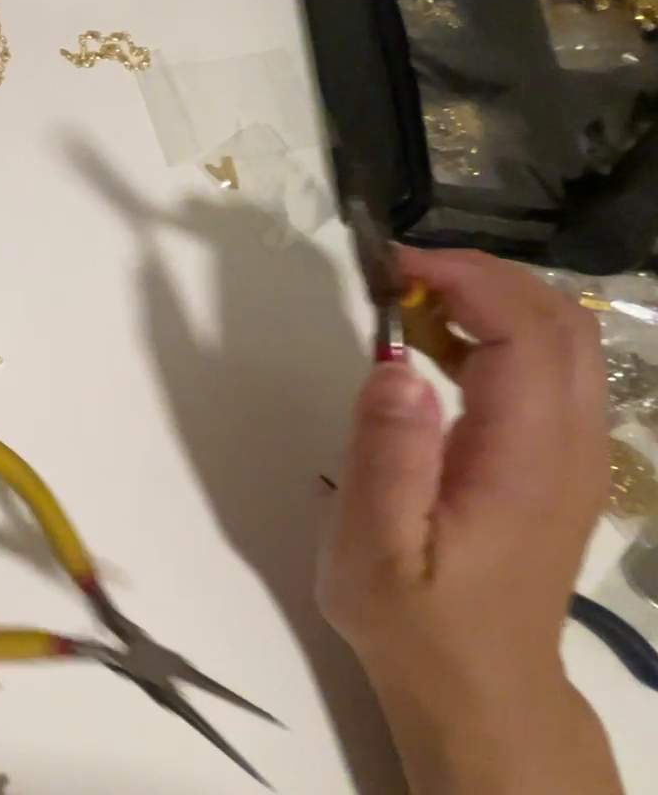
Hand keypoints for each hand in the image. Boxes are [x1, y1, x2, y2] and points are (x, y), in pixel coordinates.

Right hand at [318, 248, 621, 794]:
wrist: (473, 680)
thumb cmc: (410, 613)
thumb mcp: (376, 540)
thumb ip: (387, 453)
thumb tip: (394, 366)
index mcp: (523, 460)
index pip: (525, 336)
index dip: (466, 281)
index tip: (389, 266)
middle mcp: (568, 447)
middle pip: (560, 327)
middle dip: (482, 275)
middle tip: (391, 272)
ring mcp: (570, 454)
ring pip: (561, 344)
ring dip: (488, 299)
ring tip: (401, 301)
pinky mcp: (551, 461)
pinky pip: (543, 372)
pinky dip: (491, 334)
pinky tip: (430, 346)